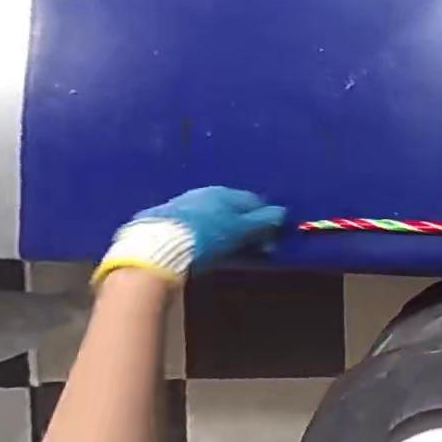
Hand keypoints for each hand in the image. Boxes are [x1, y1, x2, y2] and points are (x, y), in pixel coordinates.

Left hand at [93, 187, 287, 285]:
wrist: (159, 246)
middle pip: (234, 208)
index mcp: (225, 193)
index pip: (254, 202)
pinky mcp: (169, 218)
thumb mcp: (240, 231)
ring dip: (226, 230)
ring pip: (215, 215)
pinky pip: (197, 224)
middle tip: (253, 247)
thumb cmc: (207, 236)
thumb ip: (262, 222)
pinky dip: (208, 233)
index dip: (266, 220)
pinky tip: (206, 246)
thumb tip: (282, 213)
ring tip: (230, 249)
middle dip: (246, 226)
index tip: (270, 240)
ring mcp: (185, 204)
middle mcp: (205, 193)